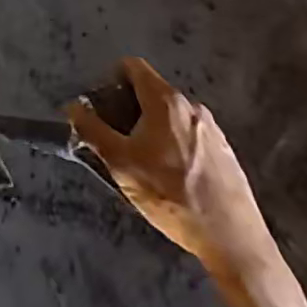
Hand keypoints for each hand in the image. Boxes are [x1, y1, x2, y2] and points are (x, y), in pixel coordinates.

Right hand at [66, 58, 268, 262]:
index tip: (102, 107)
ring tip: (144, 164)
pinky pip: (188, 135)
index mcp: (165, 100)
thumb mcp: (121, 164)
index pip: (132, 66)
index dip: (111, 79)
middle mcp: (191, 106)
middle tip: (117, 141)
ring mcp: (212, 128)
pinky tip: (172, 178)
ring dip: (151, 129)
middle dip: (128, 109)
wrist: (233, 240)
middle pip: (150, 91)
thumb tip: (73, 107)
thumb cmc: (172, 196)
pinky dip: (173, 145)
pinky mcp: (225, 151)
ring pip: (170, 115)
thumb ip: (92, 130)